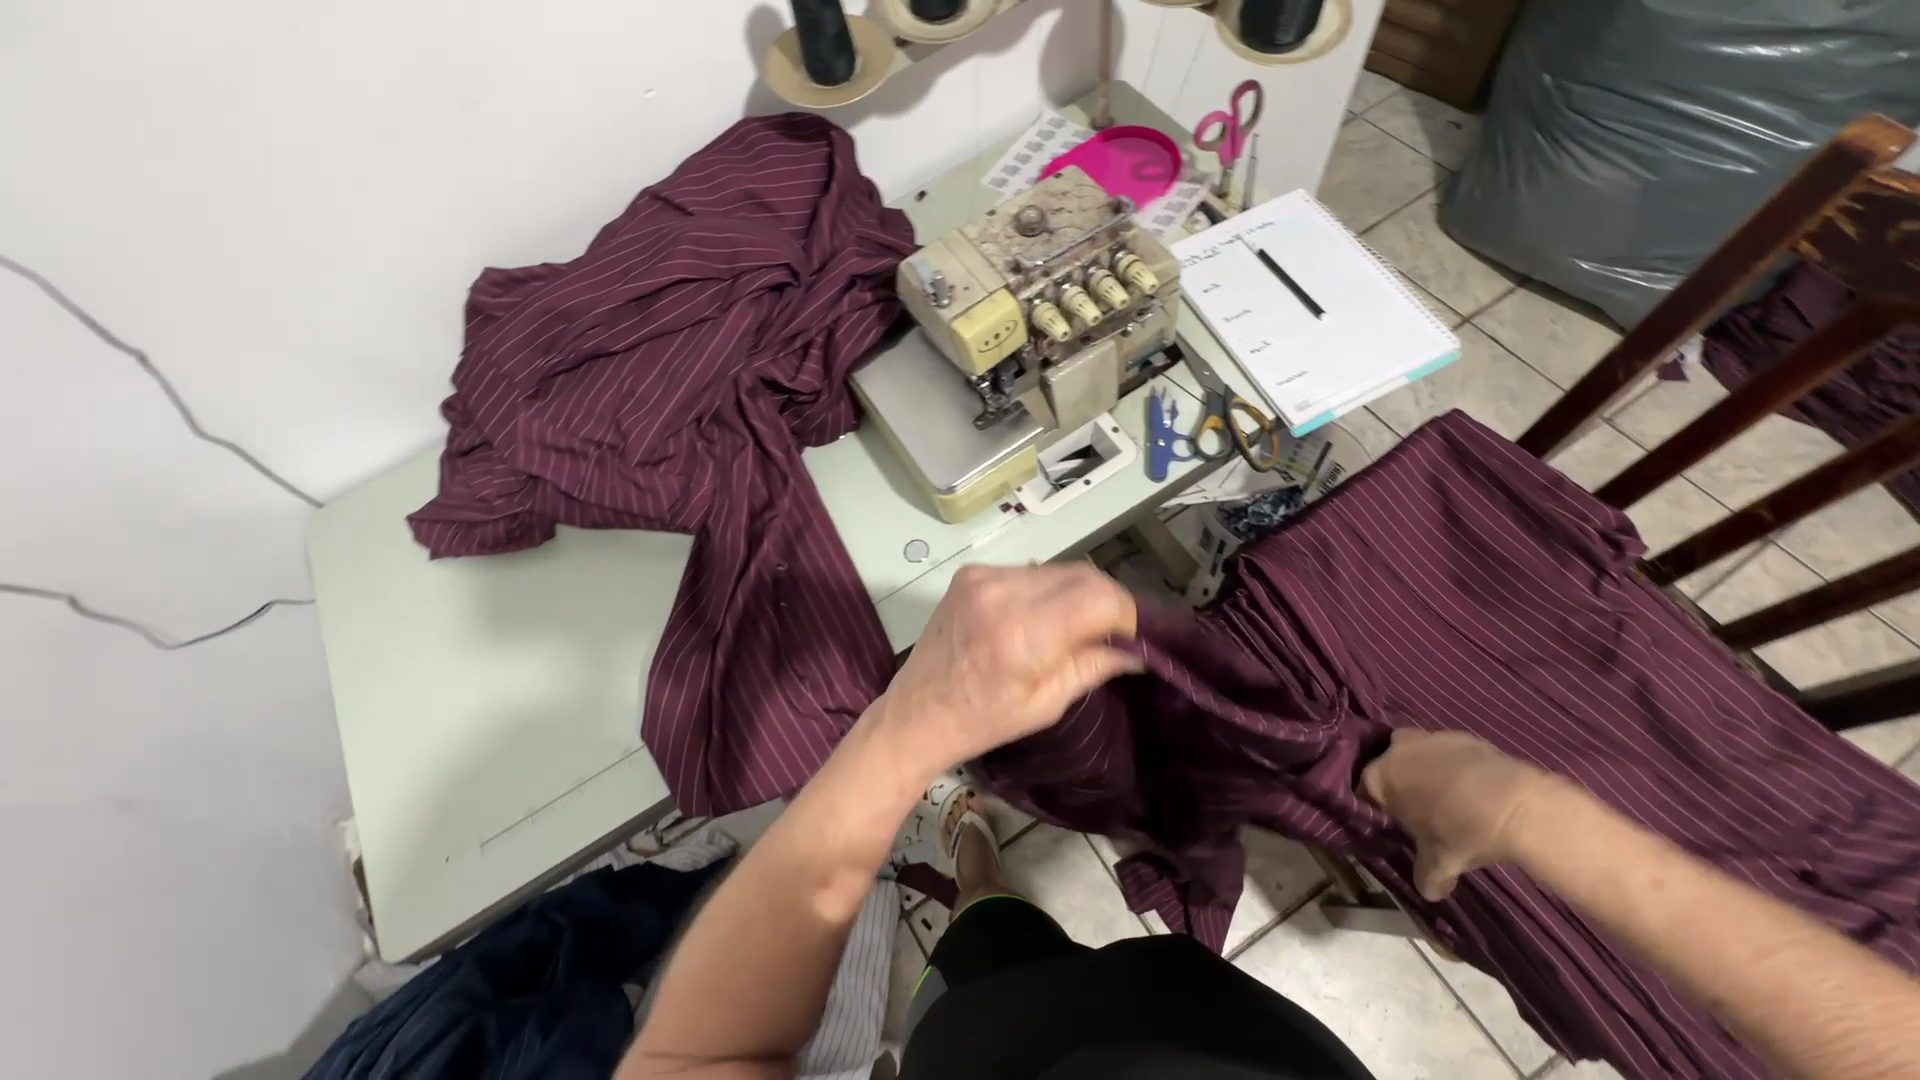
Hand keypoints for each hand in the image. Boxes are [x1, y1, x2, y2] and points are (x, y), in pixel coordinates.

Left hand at [867, 563, 1140, 784]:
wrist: (917, 712)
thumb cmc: (984, 721)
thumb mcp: (1048, 704)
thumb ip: (1095, 666)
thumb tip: (1139, 650)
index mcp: (1024, 633)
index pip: (1101, 598)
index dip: (1125, 616)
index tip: (1126, 639)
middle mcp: (1003, 592)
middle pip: (1084, 575)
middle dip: (1105, 602)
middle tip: (1106, 634)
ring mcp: (984, 577)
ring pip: (1058, 569)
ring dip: (1075, 593)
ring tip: (1068, 628)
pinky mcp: (971, 572)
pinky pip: (1028, 571)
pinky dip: (1044, 590)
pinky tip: (1034, 618)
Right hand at [1360, 730, 1560, 901]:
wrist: (1517, 807)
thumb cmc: (1461, 832)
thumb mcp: (1439, 864)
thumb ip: (1426, 877)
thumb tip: (1430, 892)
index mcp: (1378, 778)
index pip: (1364, 792)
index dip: (1377, 810)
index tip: (1392, 825)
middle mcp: (1397, 750)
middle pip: (1389, 765)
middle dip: (1400, 781)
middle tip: (1419, 807)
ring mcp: (1431, 738)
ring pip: (1420, 752)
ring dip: (1428, 770)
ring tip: (1451, 798)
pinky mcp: (1465, 735)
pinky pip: (1451, 751)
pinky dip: (1458, 766)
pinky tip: (1476, 789)